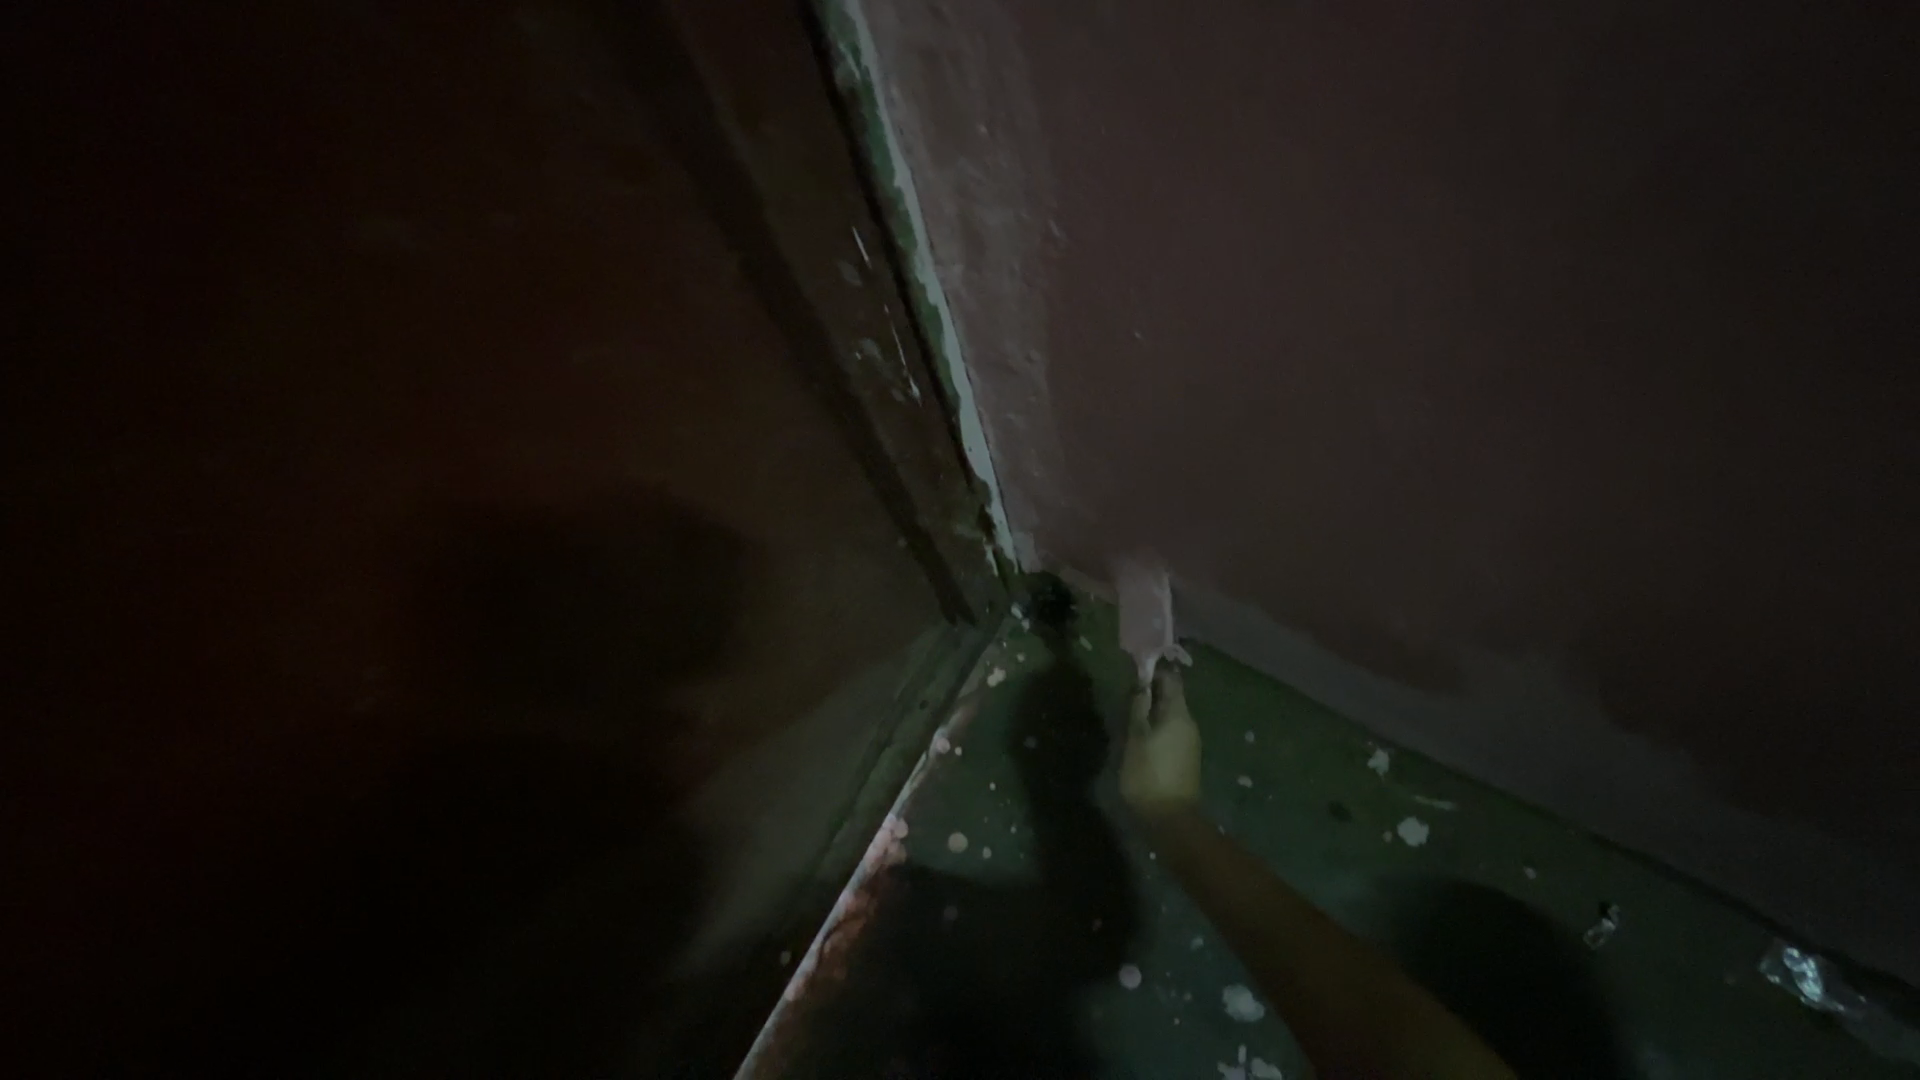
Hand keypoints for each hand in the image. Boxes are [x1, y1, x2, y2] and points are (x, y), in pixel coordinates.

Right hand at [1121, 667, 1200, 818]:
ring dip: (1152, 710)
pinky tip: (1141, 736)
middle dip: (1151, 691)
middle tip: (1126, 694)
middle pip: (1171, 697)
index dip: (1153, 671)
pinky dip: (1157, 726)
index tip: (1133, 670)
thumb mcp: (1136, 736)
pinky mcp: (1186, 757)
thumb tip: (1141, 682)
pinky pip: (1171, 730)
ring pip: (1171, 715)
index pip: (1170, 679)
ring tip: (1129, 715)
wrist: (1171, 818)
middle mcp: (1189, 723)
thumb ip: (1139, 707)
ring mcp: (1190, 741)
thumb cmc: (1148, 773)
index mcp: (1178, 713)